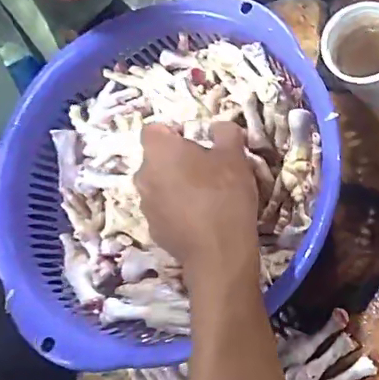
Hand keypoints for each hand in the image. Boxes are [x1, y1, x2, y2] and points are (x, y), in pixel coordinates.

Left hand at [135, 121, 259, 279]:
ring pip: (160, 185)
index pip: (155, 129)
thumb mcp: (235, 156)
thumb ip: (225, 133)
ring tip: (206, 197)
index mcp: (159, 151)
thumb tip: (218, 128)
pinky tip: (201, 219)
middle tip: (208, 170)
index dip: (176, 132)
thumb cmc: (225, 195)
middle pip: (157, 159)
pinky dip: (178, 209)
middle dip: (178, 161)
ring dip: (177, 185)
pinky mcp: (154, 229)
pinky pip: (165, 209)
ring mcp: (146, 204)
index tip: (199, 143)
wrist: (218, 251)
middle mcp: (143, 175)